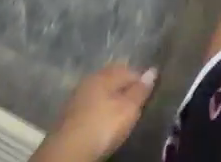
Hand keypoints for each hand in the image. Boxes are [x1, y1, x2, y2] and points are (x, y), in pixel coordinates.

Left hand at [37, 64, 156, 161]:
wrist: (68, 150)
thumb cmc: (102, 125)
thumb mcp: (128, 109)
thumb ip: (140, 90)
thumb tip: (152, 70)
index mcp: (105, 74)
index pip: (129, 70)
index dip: (141, 79)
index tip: (150, 92)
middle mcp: (91, 79)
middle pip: (113, 77)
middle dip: (125, 85)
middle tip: (136, 100)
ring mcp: (78, 95)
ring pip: (101, 89)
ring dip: (111, 96)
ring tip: (122, 109)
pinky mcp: (71, 112)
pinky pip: (92, 102)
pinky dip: (100, 106)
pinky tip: (104, 117)